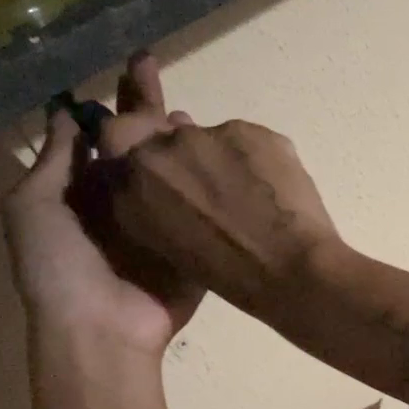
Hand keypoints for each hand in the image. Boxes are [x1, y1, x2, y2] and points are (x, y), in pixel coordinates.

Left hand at [1, 54, 203, 355]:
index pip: (99, 138)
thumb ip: (56, 161)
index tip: (130, 71)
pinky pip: (202, 216)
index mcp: (81, 192)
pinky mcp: (191, 252)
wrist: (103, 330)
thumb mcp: (33, 205)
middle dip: (147, 113)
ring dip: (181, 146)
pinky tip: (217, 161)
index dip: (112, 105)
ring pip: (172, 177)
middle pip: (138, 150)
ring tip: (194, 121)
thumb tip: (69, 112)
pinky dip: (210, 190)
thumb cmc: (57, 266)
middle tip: (157, 72)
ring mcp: (160, 228)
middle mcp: (122, 204)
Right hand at [109, 117, 341, 311]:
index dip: (141, 150)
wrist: (293, 272)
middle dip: (178, 149)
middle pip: (157, 130)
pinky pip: (245, 139)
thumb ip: (156, 205)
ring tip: (252, 195)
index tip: (165, 168)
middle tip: (213, 183)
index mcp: (127, 189)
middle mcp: (153, 153)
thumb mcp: (172, 247)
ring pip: (206, 136)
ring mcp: (200, 137)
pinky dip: (257, 159)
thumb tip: (166, 181)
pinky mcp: (243, 130)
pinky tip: (275, 190)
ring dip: (221, 157)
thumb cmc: (234, 278)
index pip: (116, 141)